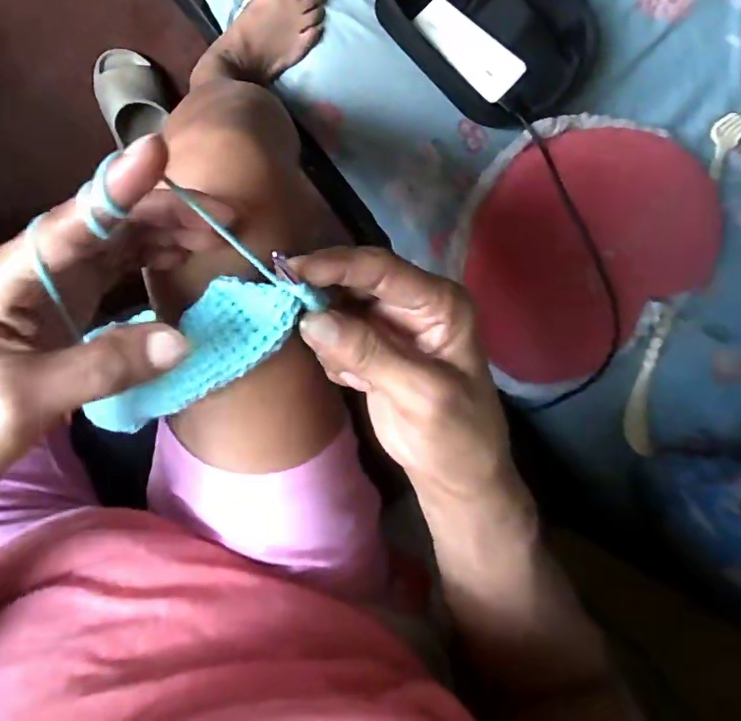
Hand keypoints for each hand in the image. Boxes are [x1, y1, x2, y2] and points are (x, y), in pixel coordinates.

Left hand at [0, 135, 233, 498]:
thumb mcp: (27, 400)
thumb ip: (103, 366)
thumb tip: (183, 341)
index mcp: (4, 275)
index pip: (68, 223)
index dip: (115, 187)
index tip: (156, 151)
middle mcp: (31, 264)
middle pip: (103, 221)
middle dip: (161, 210)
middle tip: (222, 216)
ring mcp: (53, 280)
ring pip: (116, 238)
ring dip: (164, 228)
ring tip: (215, 232)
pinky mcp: (71, 301)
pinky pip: (119, 266)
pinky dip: (153, 256)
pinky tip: (183, 255)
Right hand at [290, 247, 512, 504]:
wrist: (457, 475)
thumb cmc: (457, 435)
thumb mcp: (419, 396)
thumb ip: (368, 354)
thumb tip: (311, 319)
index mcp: (439, 303)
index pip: (381, 269)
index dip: (335, 264)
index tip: (292, 270)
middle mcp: (414, 302)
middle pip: (354, 278)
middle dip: (320, 289)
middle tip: (283, 298)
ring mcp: (390, 321)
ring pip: (338, 301)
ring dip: (325, 326)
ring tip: (347, 372)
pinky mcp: (370, 341)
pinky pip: (333, 329)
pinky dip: (330, 350)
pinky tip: (354, 381)